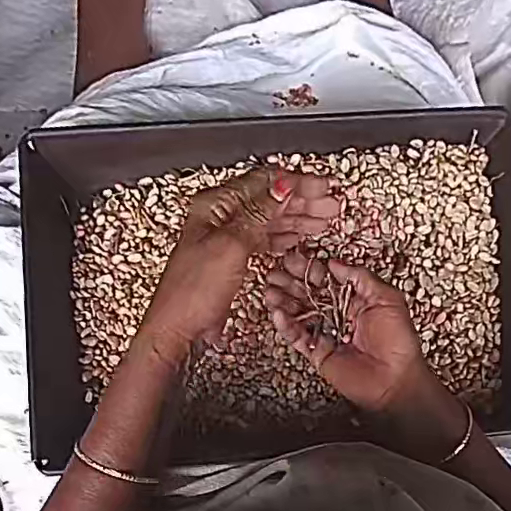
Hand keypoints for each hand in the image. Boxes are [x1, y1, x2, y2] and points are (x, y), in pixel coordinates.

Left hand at [137, 168, 338, 356]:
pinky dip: (285, 235)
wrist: (178, 328)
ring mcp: (227, 238)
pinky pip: (265, 238)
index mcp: (216, 205)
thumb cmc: (193, 291)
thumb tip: (283, 186)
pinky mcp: (234, 259)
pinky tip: (301, 234)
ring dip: (299, 217)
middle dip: (304, 199)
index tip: (325, 186)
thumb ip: (259, 214)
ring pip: (270, 219)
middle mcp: (221, 217)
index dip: (298, 183)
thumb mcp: (231, 246)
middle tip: (333, 203)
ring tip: (325, 218)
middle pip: (270, 199)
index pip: (264, 183)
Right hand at [263, 254, 467, 457]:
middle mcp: (337, 315)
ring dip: (283, 302)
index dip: (308, 269)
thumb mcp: (387, 299)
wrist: (396, 379)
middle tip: (273, 273)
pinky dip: (286, 326)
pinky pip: (298, 337)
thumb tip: (335, 263)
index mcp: (353, 300)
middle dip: (290, 283)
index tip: (292, 259)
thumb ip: (361, 278)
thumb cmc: (398, 341)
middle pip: (308, 295)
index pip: (325, 280)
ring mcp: (326, 334)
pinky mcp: (318, 353)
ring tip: (269, 291)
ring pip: (299, 314)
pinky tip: (278, 313)